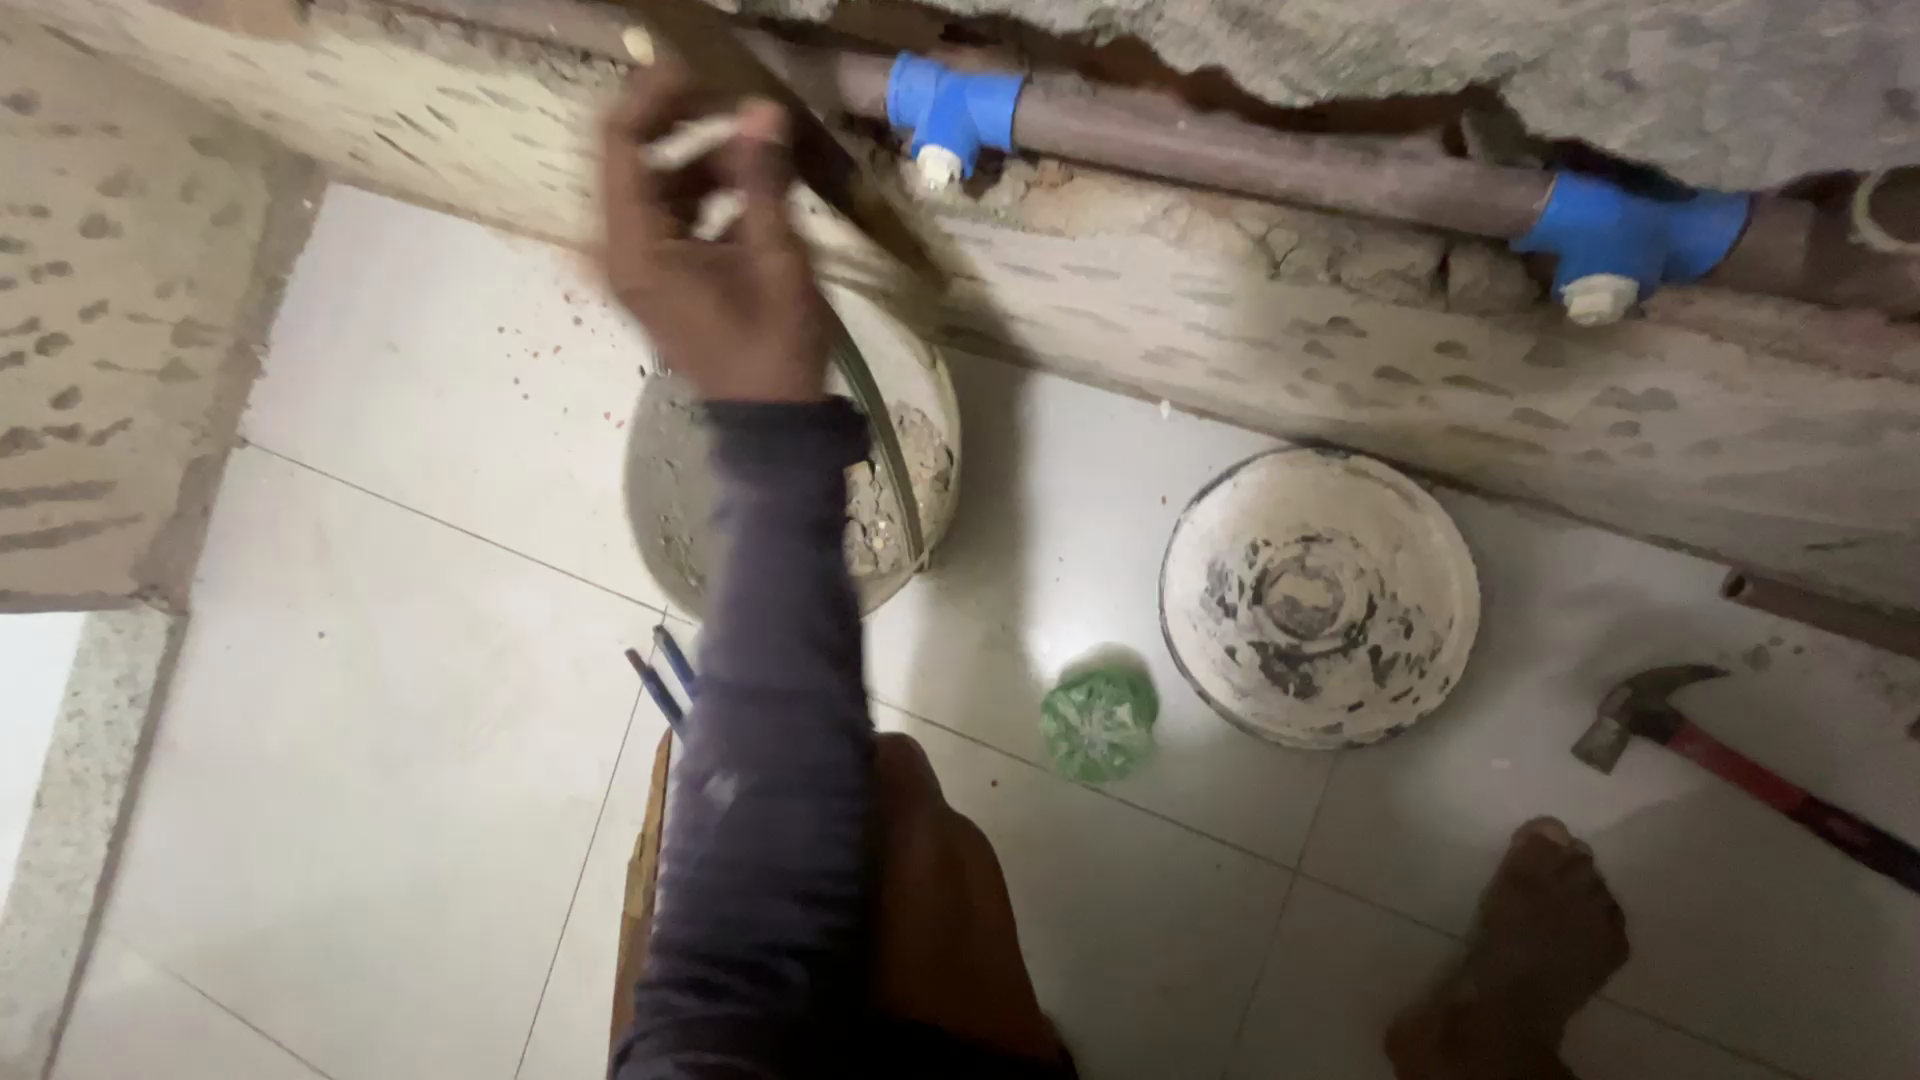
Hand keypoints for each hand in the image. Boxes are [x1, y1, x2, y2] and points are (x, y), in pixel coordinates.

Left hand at [599, 61, 830, 402]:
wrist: (771, 423)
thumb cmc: (775, 350)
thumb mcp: (777, 262)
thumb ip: (764, 182)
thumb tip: (761, 112)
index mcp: (637, 249)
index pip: (619, 141)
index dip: (656, 96)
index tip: (704, 73)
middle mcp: (622, 253)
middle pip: (638, 163)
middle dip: (690, 132)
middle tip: (748, 115)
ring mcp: (640, 271)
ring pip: (660, 192)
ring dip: (707, 168)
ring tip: (766, 160)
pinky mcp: (661, 284)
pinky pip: (674, 224)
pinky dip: (709, 204)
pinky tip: (757, 201)